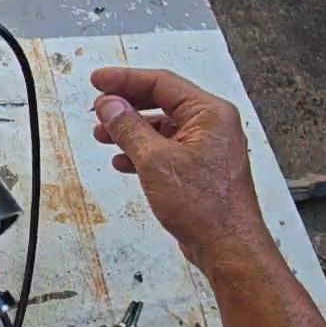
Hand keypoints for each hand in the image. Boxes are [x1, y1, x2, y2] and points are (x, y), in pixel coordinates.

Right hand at [89, 66, 275, 275]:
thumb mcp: (154, 161)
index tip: (98, 80)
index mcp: (209, 114)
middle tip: (98, 107)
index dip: (124, 79)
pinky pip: (165, 148)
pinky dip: (141, 151)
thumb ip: (128, 128)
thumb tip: (110, 105)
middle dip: (125, 105)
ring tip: (103, 134)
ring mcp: (206, 147)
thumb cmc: (206, 207)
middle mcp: (211, 126)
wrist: (227, 246)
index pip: (161, 83)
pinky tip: (123, 160)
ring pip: (160, 127)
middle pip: (161, 101)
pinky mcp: (199, 168)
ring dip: (130, 130)